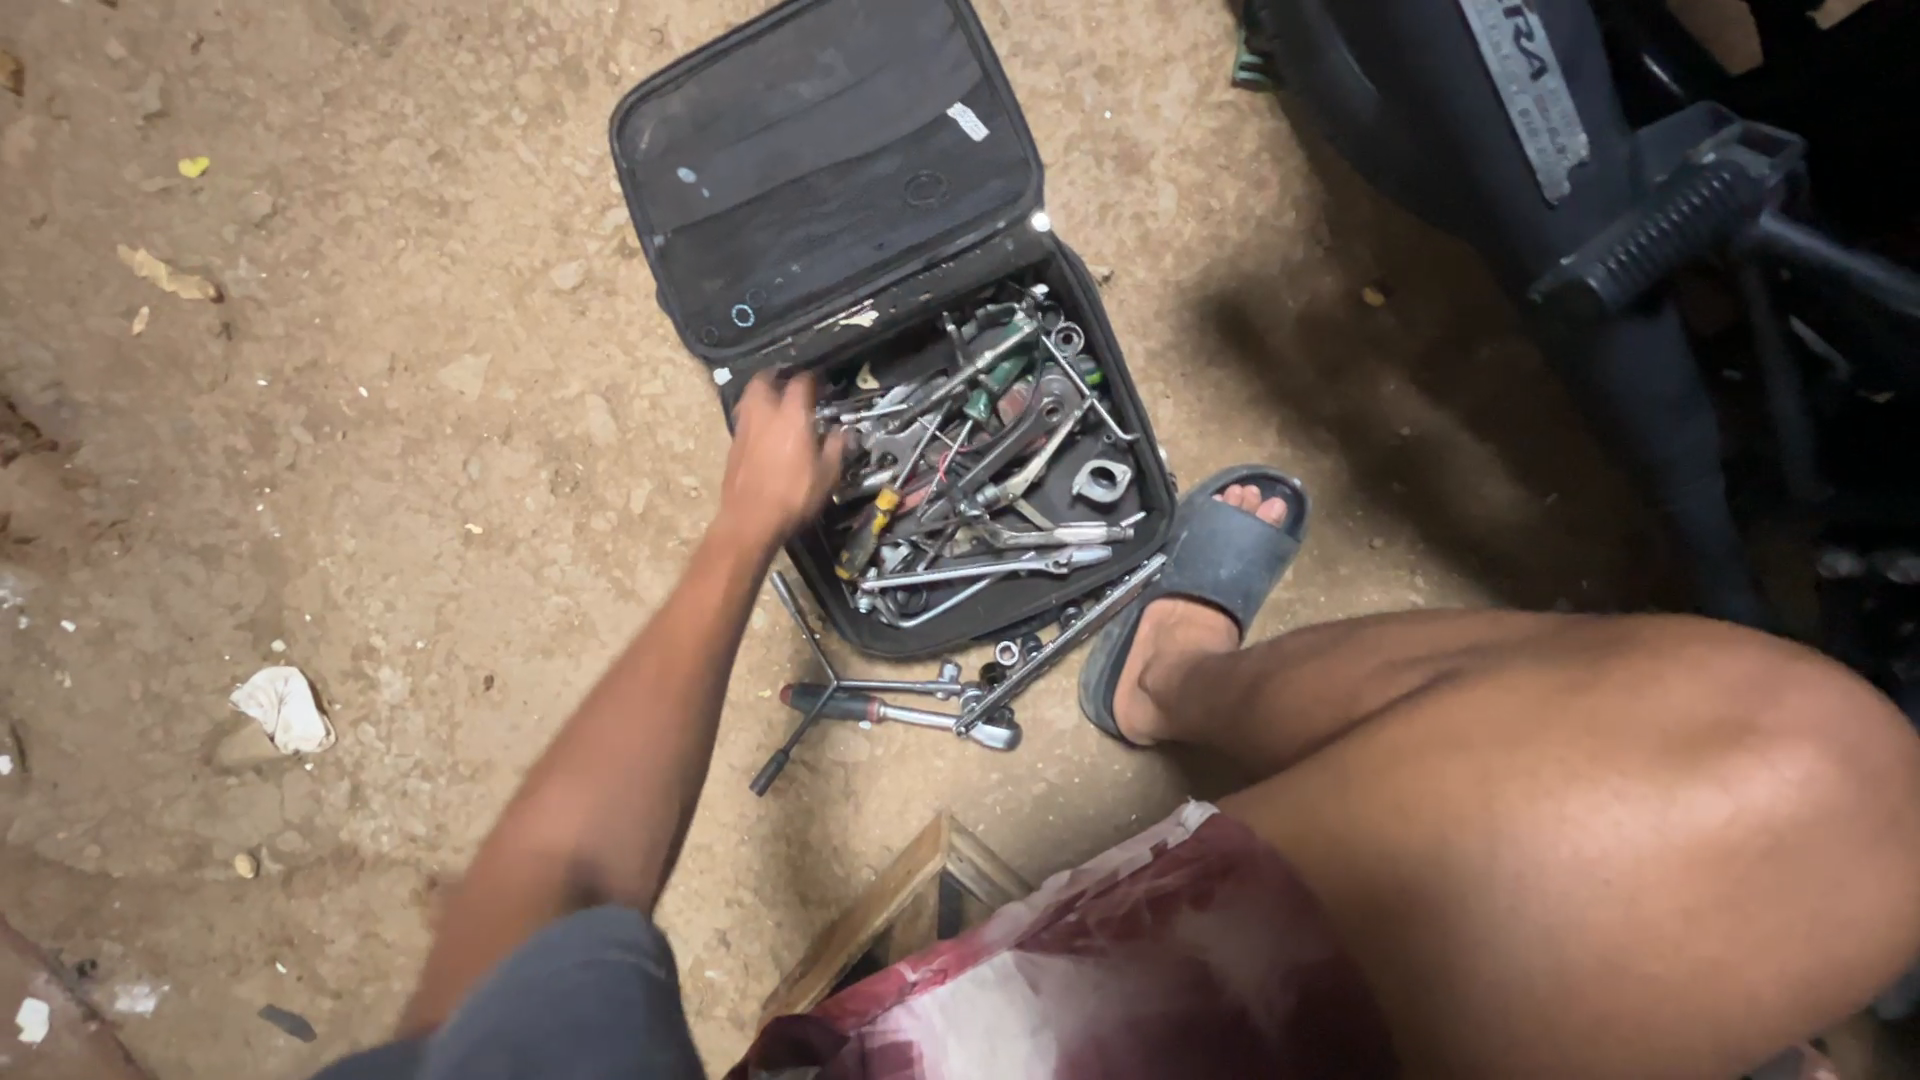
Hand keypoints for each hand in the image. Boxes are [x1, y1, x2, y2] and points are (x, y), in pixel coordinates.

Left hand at [716, 372, 844, 550]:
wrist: (751, 519)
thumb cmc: (794, 496)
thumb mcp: (827, 475)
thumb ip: (836, 448)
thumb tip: (843, 433)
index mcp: (792, 416)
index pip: (801, 383)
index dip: (812, 378)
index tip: (820, 382)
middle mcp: (764, 414)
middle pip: (764, 380)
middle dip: (776, 376)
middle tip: (787, 380)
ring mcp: (744, 428)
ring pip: (748, 397)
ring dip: (760, 393)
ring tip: (772, 400)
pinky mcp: (733, 444)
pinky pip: (744, 419)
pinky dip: (753, 416)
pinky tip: (763, 429)